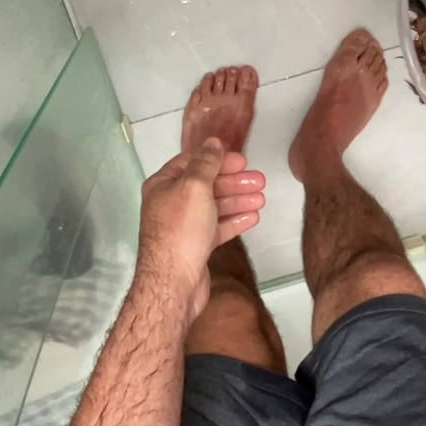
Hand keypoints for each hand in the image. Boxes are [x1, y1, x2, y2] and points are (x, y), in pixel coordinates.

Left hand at [137, 138, 265, 312]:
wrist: (173, 282)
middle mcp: (171, 203)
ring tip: (261, 199)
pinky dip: (234, 221)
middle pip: (207, 185)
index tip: (243, 161)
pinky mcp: (195, 247)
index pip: (192, 163)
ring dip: (238, 201)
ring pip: (214, 207)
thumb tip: (213, 142)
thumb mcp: (194, 186)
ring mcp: (183, 226)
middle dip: (234, 182)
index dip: (218, 160)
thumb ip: (206, 162)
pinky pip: (217, 228)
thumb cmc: (182, 228)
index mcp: (164, 185)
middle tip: (260, 180)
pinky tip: (253, 217)